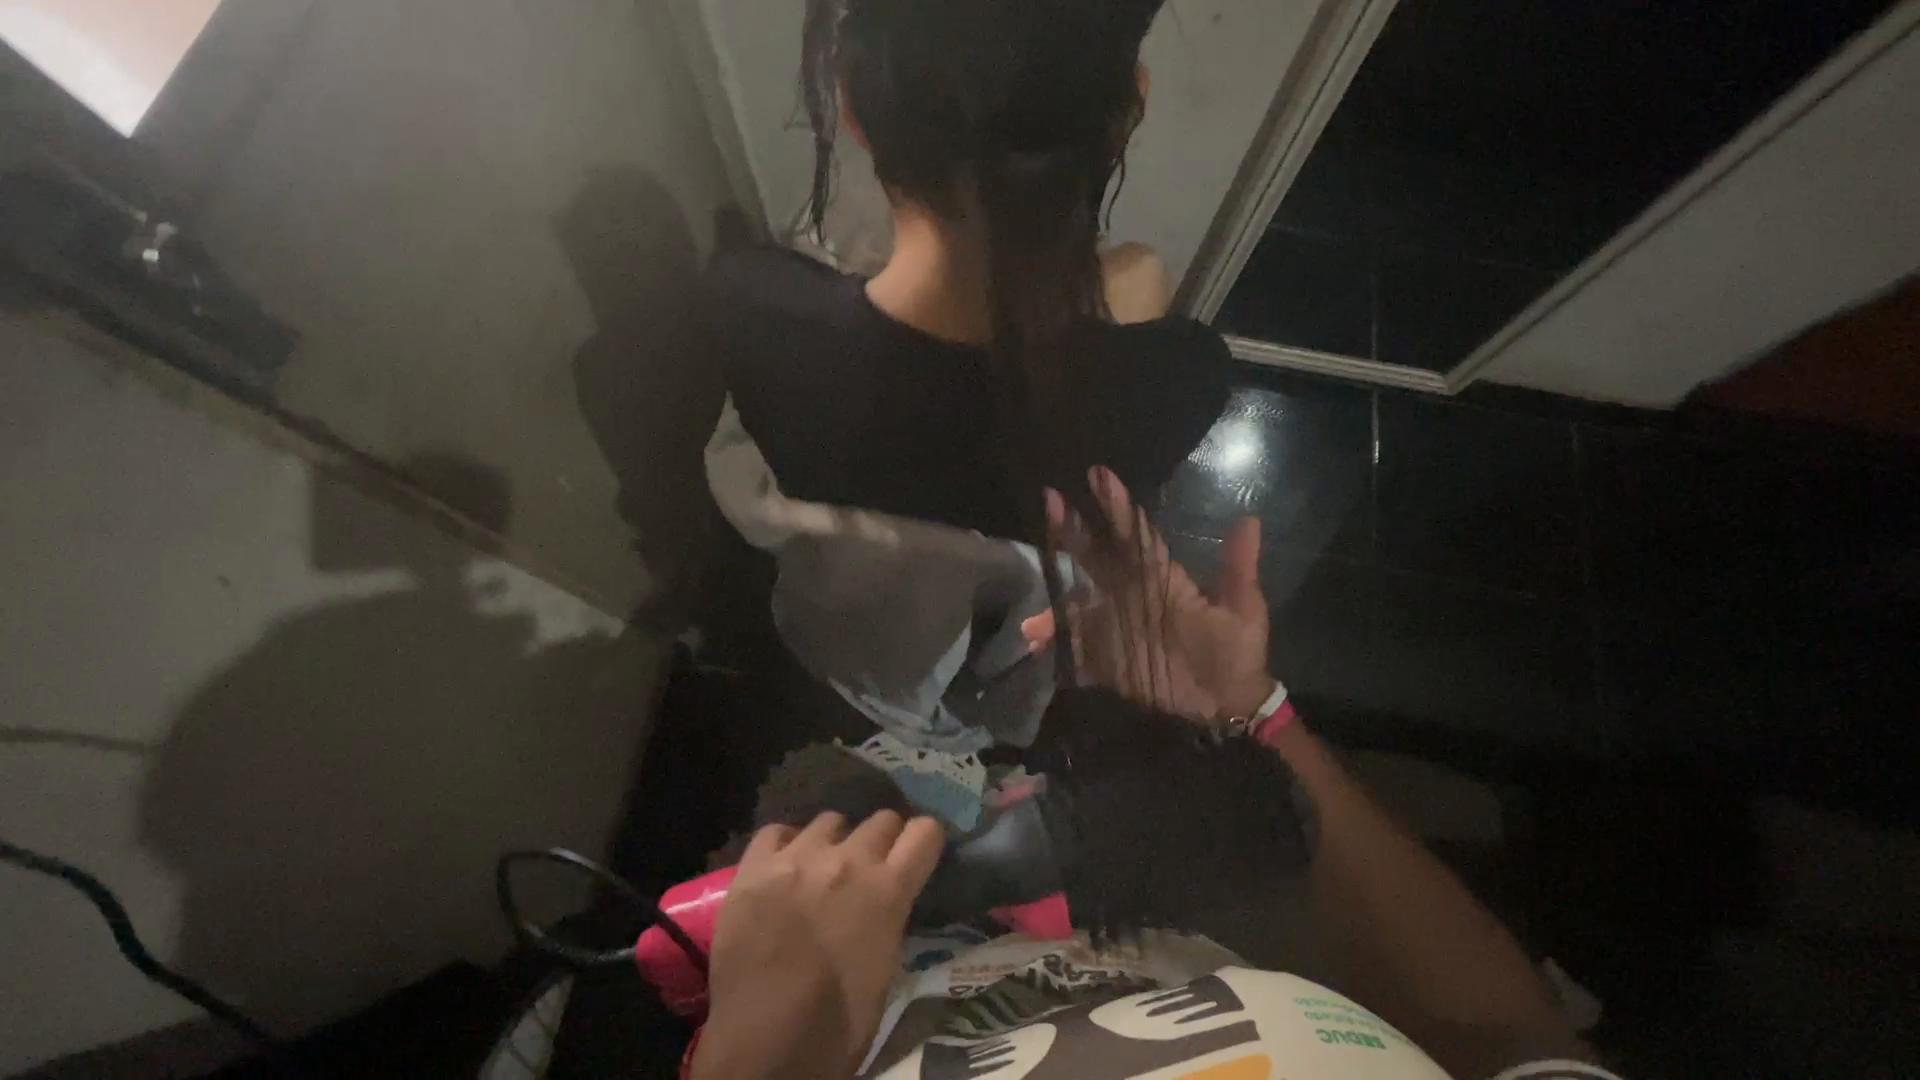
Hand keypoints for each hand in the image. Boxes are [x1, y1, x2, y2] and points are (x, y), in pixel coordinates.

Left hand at [690, 811, 943, 1079]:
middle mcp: (847, 861)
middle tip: (870, 866)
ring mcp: (797, 859)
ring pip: (829, 820)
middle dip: (882, 839)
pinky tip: (783, 866)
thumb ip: (889, 914)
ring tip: (822, 868)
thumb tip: (886, 896)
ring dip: (835, 841)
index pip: (925, 832)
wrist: (765, 1046)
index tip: (917, 853)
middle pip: (880, 819)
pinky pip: (776, 831)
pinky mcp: (754, 868)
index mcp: (887, 889)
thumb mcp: (886, 965)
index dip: (924, 841)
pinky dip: (786, 845)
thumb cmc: (837, 1023)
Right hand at [1046, 466, 1274, 718]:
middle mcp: (1131, 595)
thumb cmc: (1236, 652)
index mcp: (1161, 578)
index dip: (1116, 506)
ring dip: (1054, 595)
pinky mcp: (1109, 659)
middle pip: (1095, 558)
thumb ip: (1238, 568)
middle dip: (1071, 530)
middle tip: (1049, 499)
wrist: (1227, 705)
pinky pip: (1078, 648)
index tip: (1099, 474)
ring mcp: (1116, 626)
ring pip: (1078, 600)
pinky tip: (1037, 642)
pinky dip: (1058, 644)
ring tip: (1033, 598)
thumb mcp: (1242, 609)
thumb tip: (1251, 519)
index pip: (1134, 535)